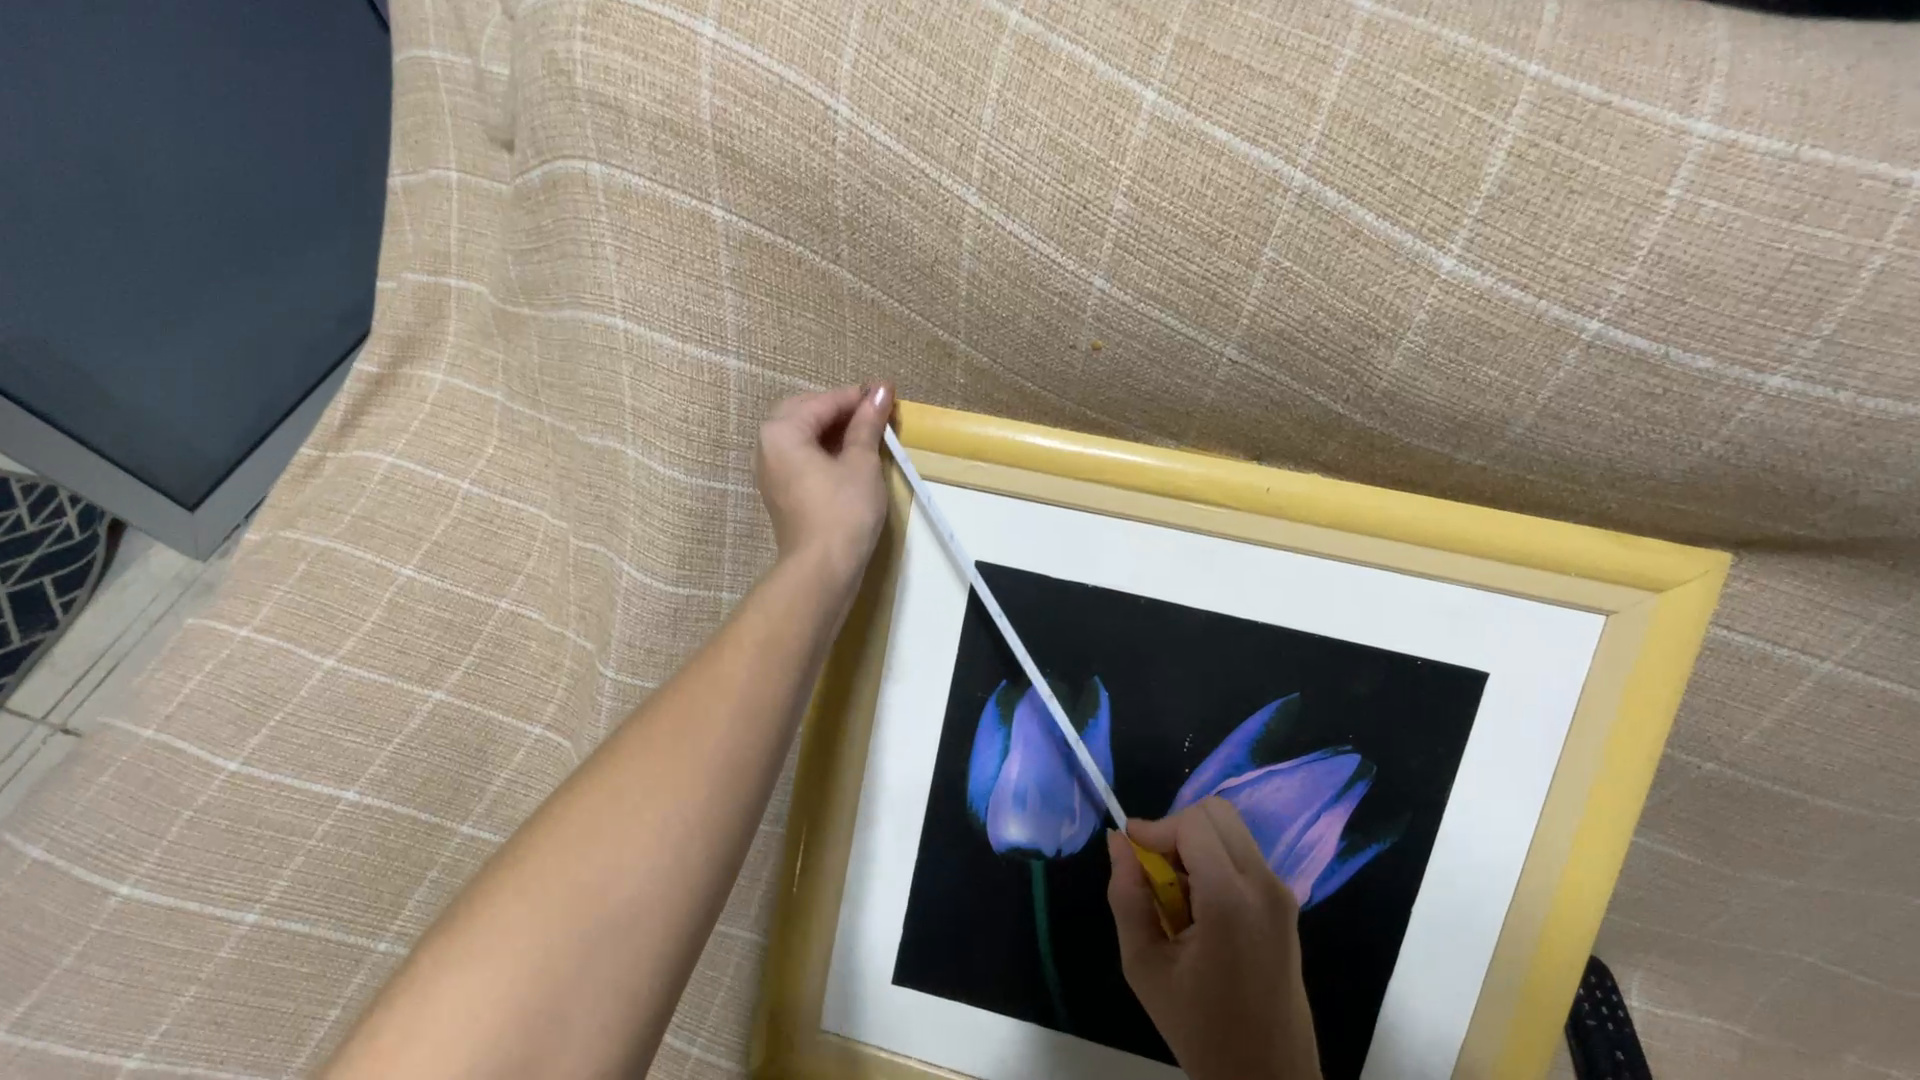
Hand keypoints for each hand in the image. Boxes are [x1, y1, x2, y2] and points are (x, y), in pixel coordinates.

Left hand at [755, 383, 893, 586]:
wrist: (823, 568)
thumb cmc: (844, 511)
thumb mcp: (862, 462)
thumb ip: (868, 423)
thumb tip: (882, 390)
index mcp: (781, 431)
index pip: (824, 401)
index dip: (859, 397)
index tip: (889, 392)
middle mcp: (767, 445)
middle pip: (805, 411)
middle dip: (840, 409)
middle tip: (876, 412)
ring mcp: (770, 470)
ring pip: (801, 434)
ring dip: (833, 429)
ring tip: (868, 433)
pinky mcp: (780, 491)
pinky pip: (800, 456)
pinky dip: (823, 449)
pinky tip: (850, 456)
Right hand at [1107, 799, 1321, 1079]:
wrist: (1267, 1077)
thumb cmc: (1199, 1027)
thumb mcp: (1144, 965)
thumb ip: (1126, 896)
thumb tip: (1117, 841)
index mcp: (1231, 900)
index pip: (1193, 823)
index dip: (1155, 828)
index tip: (1130, 852)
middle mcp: (1265, 885)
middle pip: (1217, 813)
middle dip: (1177, 829)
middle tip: (1152, 869)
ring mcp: (1282, 893)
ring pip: (1232, 831)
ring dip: (1196, 844)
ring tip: (1173, 893)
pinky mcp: (1286, 905)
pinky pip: (1244, 856)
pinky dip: (1215, 861)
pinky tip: (1198, 907)